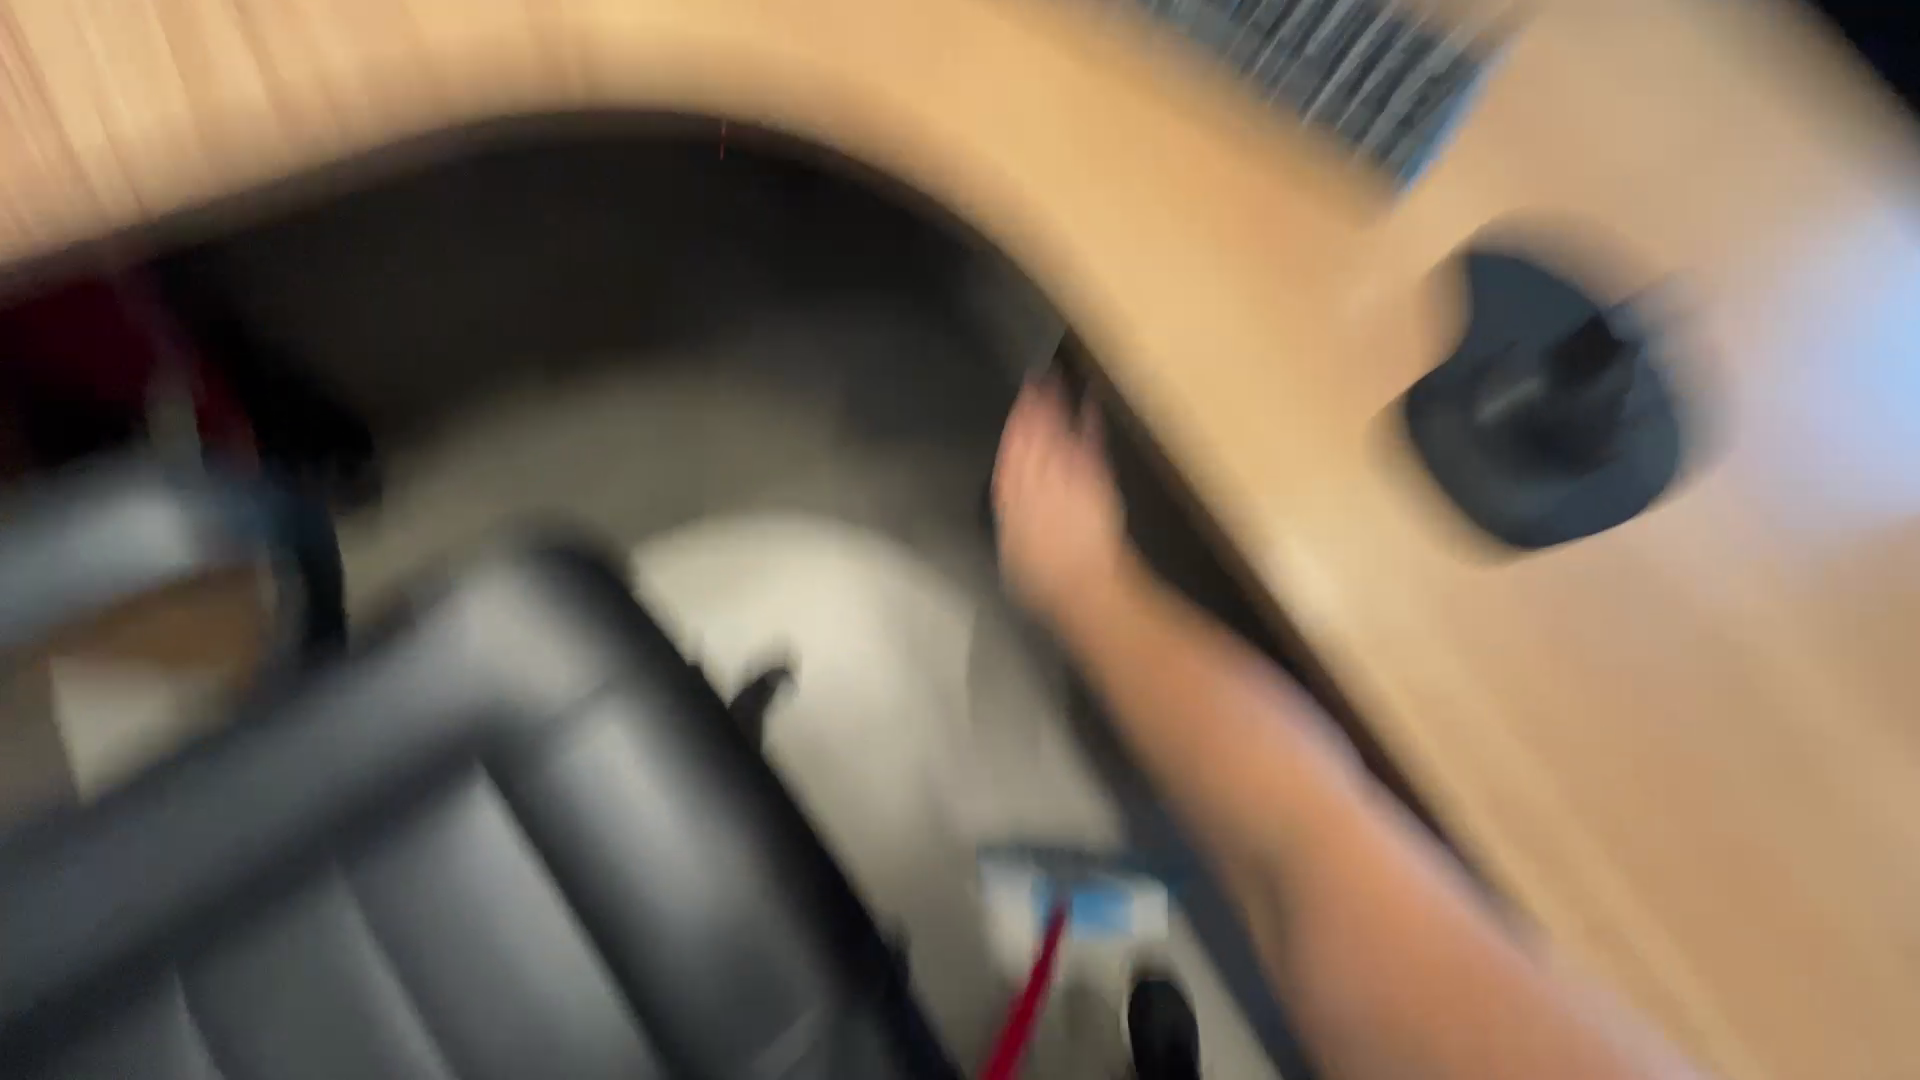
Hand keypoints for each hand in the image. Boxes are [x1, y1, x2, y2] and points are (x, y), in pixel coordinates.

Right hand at [992, 379, 1132, 622]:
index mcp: (1014, 499)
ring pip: (1060, 433)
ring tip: (1056, 379)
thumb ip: (1012, 517)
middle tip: (1036, 376)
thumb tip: (1012, 499)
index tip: (1016, 404)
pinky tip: (1091, 403)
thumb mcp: (1013, 551)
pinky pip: (1092, 444)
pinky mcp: (1097, 481)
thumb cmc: (1044, 580)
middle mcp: (1039, 481)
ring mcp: (1070, 478)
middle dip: (1035, 405)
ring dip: (1058, 404)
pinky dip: (1091, 422)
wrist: (1085, 586)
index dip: (1014, 426)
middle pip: (1035, 436)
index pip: (1011, 454)